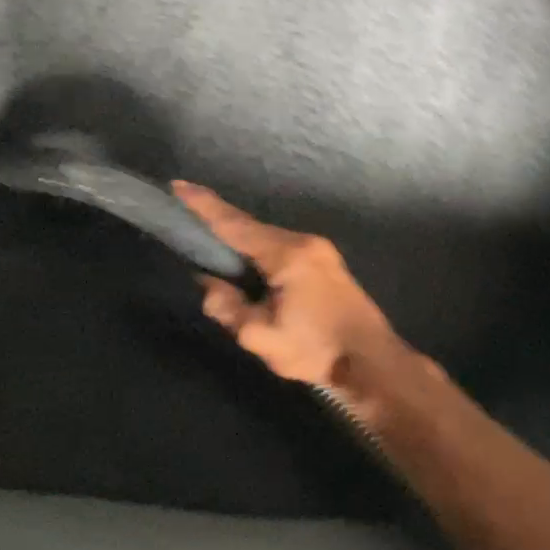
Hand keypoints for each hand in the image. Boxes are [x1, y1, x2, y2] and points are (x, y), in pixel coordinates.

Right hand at [174, 181, 399, 386]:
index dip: (203, 206)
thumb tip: (210, 284)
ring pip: (266, 241)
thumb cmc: (316, 350)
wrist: (372, 363)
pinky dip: (259, 255)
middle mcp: (303, 242)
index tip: (178, 186)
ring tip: (215, 258)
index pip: (235, 224)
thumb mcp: (259, 336)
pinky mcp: (325, 264)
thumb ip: (227, 307)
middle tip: (188, 227)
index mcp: (287, 255)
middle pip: (250, 229)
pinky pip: (280, 250)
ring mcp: (319, 251)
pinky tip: (248, 272)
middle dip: (219, 227)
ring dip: (241, 246)